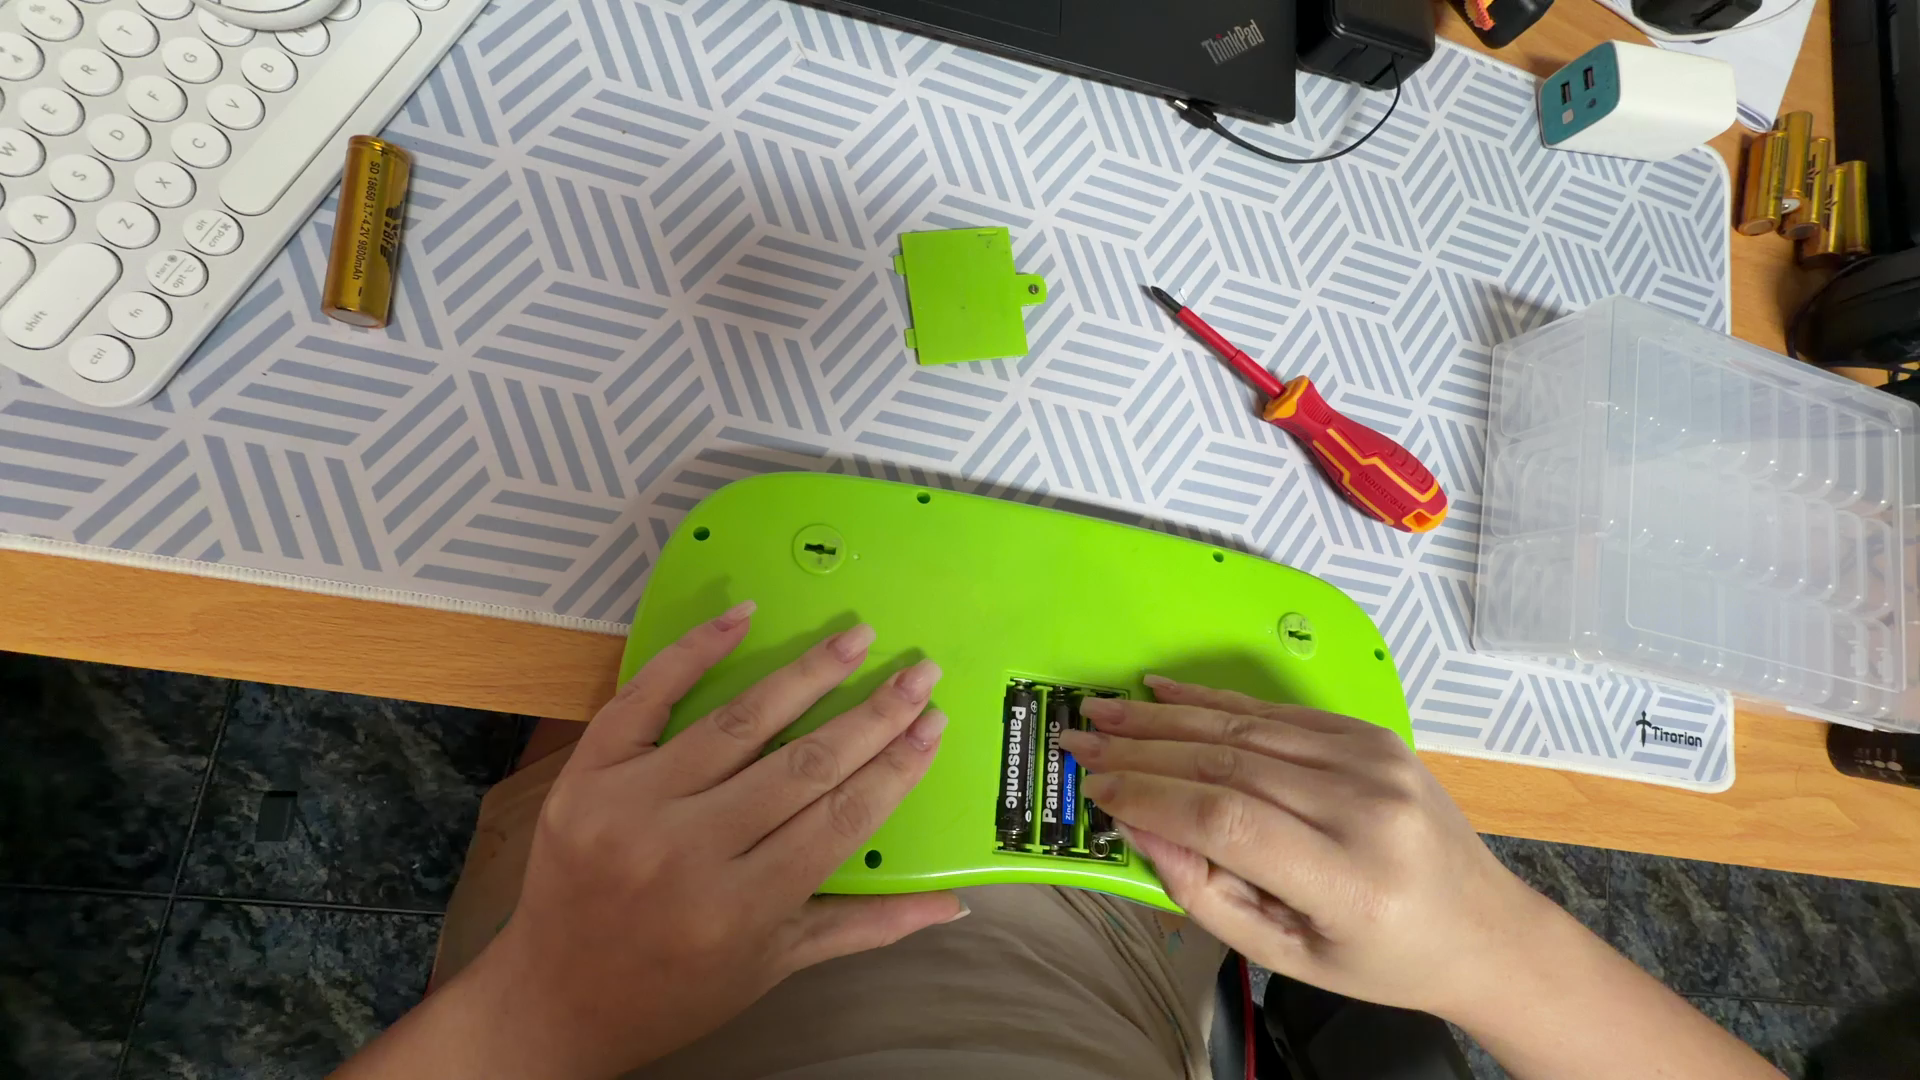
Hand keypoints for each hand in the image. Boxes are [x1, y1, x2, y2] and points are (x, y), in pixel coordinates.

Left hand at [449, 603, 962, 1078]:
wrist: (550, 1006)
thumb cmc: (678, 989)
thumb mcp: (777, 965)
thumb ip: (868, 926)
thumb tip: (957, 900)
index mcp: (742, 908)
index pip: (841, 817)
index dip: (895, 765)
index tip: (933, 720)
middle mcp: (688, 853)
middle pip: (803, 764)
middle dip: (873, 713)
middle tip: (918, 670)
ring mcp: (630, 806)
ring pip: (740, 722)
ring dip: (808, 673)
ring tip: (856, 638)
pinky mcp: (586, 775)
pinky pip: (646, 696)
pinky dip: (695, 650)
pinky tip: (744, 616)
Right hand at [1058, 677, 1546, 1020]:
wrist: (1486, 927)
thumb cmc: (1378, 959)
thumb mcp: (1284, 955)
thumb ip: (1201, 890)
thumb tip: (1132, 820)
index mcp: (1350, 880)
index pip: (1224, 818)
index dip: (1148, 796)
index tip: (1092, 786)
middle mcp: (1364, 806)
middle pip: (1225, 761)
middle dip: (1139, 748)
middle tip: (1079, 739)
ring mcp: (1369, 758)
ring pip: (1240, 726)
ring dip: (1161, 717)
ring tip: (1104, 711)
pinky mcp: (1366, 731)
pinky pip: (1270, 709)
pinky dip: (1207, 699)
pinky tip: (1160, 691)